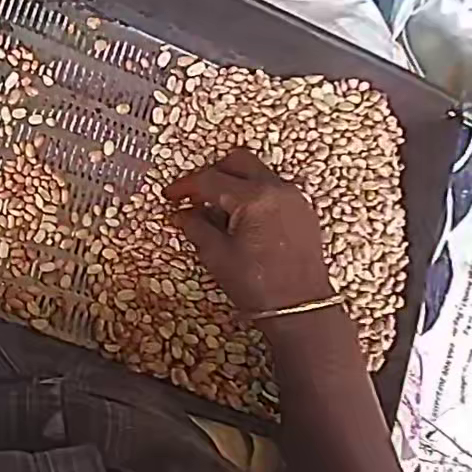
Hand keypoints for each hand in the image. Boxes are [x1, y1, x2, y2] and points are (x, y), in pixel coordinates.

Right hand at [164, 149, 334, 315]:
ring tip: (216, 213)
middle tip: (194, 198)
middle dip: (211, 175)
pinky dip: (251, 195)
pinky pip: (271, 189)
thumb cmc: (256, 285)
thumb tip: (181, 214)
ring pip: (256, 173)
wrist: (299, 308)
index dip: (184, 187)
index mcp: (254, 198)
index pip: (209, 180)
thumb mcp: (217, 256)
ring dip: (233, 184)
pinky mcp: (302, 210)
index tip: (169, 197)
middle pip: (237, 162)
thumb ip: (196, 227)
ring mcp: (293, 198)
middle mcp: (277, 188)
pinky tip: (240, 221)